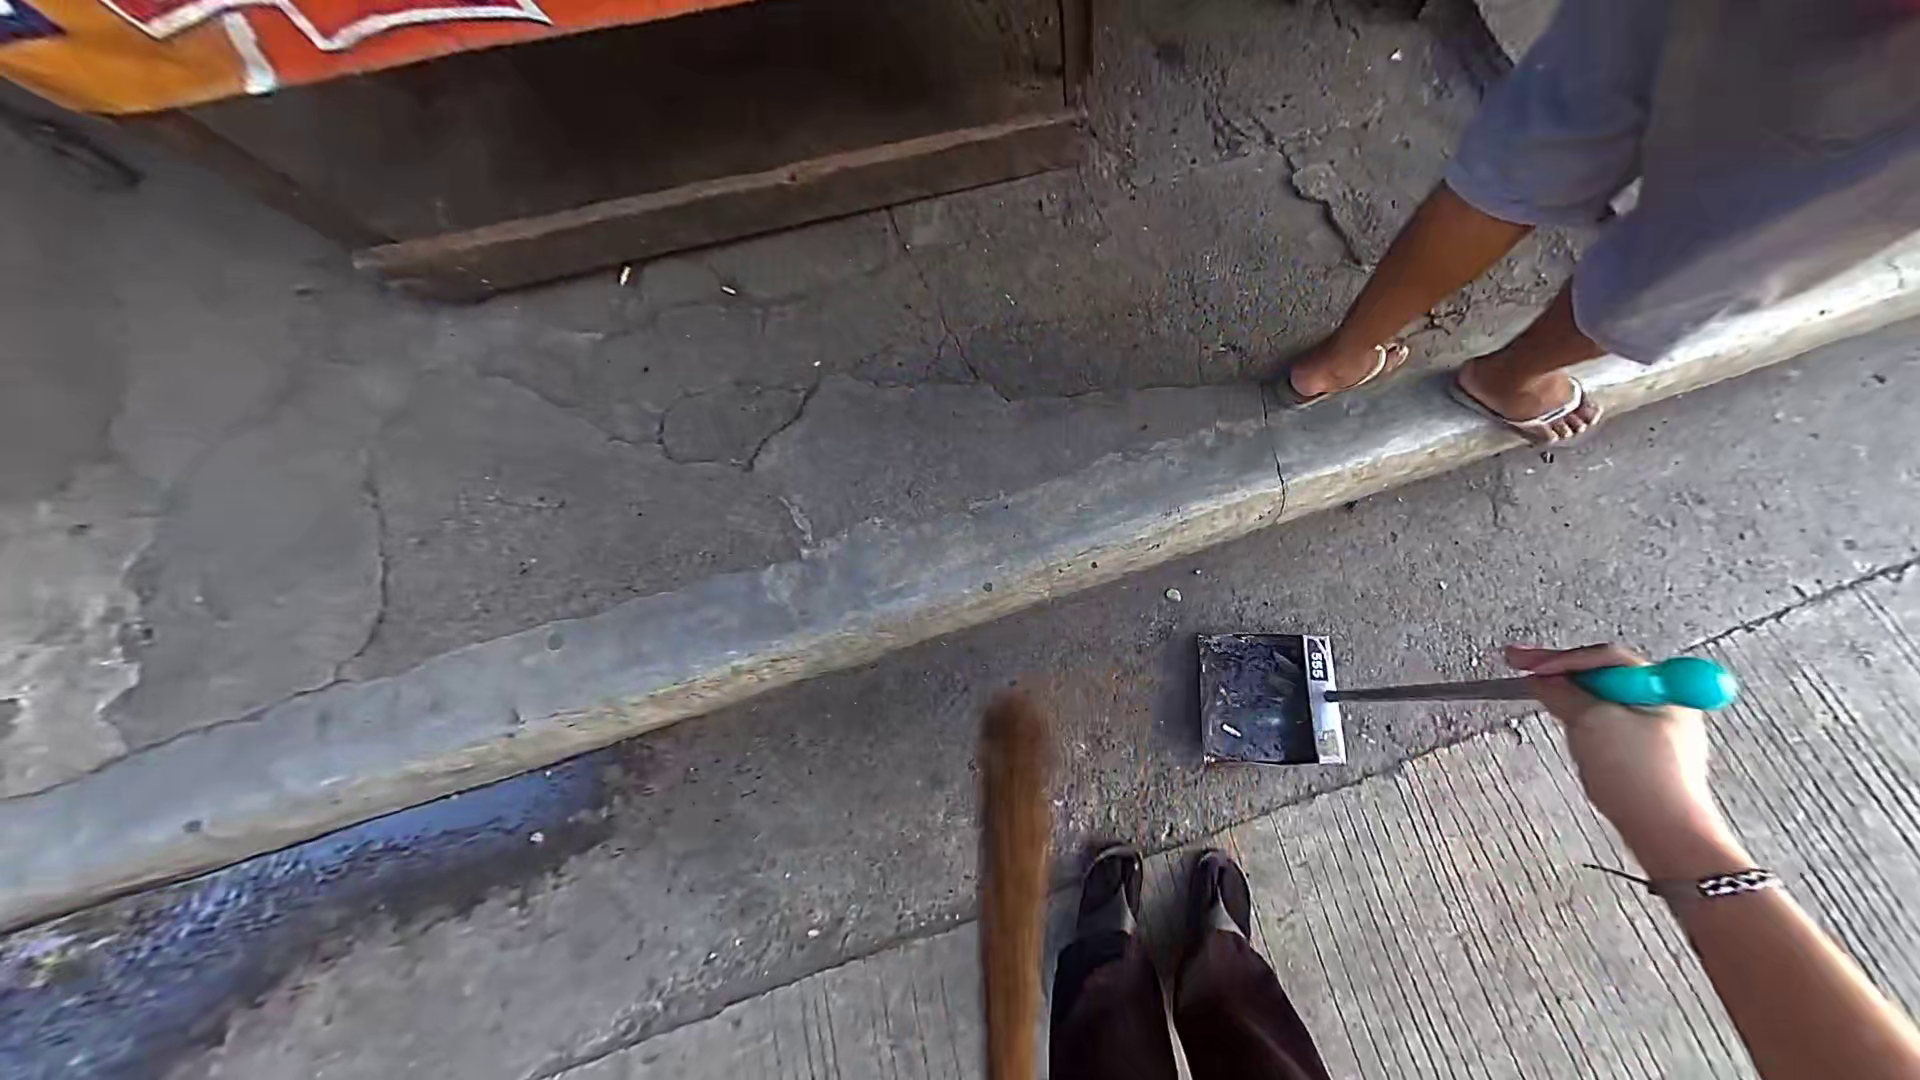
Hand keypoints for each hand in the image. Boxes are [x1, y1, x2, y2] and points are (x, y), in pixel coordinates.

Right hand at [1506, 644, 1746, 876]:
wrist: (1660, 825)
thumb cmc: (1640, 775)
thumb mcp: (1591, 719)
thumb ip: (1563, 691)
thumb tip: (1540, 676)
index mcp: (1664, 691)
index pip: (1604, 658)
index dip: (1562, 658)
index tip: (1528, 664)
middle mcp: (1663, 702)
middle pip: (1601, 672)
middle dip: (1558, 666)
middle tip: (1517, 661)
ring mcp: (1651, 724)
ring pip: (1597, 692)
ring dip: (1565, 686)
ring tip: (1534, 683)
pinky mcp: (1636, 743)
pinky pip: (1599, 712)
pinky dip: (1575, 707)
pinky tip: (1559, 710)